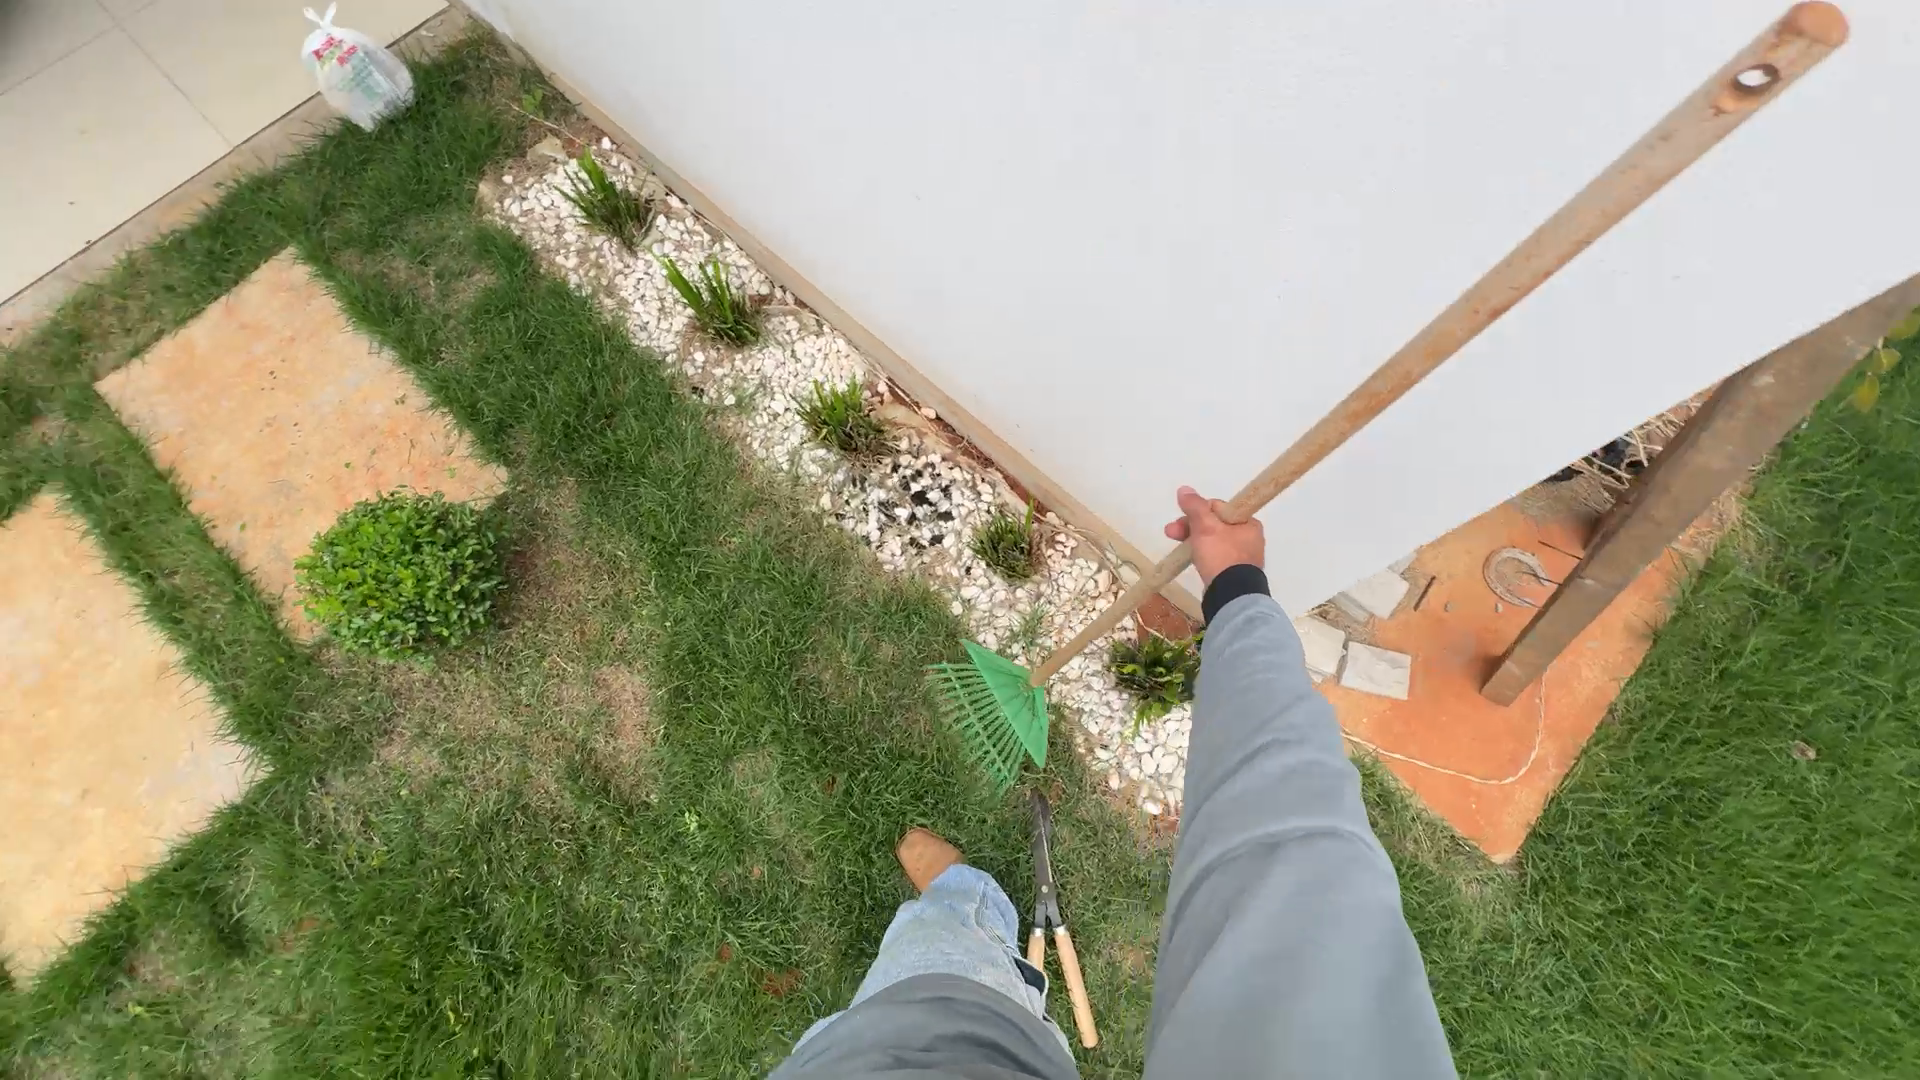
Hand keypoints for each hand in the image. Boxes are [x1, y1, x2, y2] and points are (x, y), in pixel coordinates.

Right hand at [1164, 486, 1264, 586]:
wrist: (1232, 594)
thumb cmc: (1221, 556)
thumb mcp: (1205, 527)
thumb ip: (1195, 507)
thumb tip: (1184, 489)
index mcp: (1248, 522)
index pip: (1218, 507)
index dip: (1196, 511)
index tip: (1181, 519)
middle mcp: (1248, 537)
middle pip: (1213, 523)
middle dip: (1189, 526)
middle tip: (1170, 532)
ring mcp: (1242, 556)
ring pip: (1212, 540)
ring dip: (1192, 539)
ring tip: (1176, 546)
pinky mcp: (1233, 571)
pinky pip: (1215, 555)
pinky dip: (1201, 553)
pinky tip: (1191, 558)